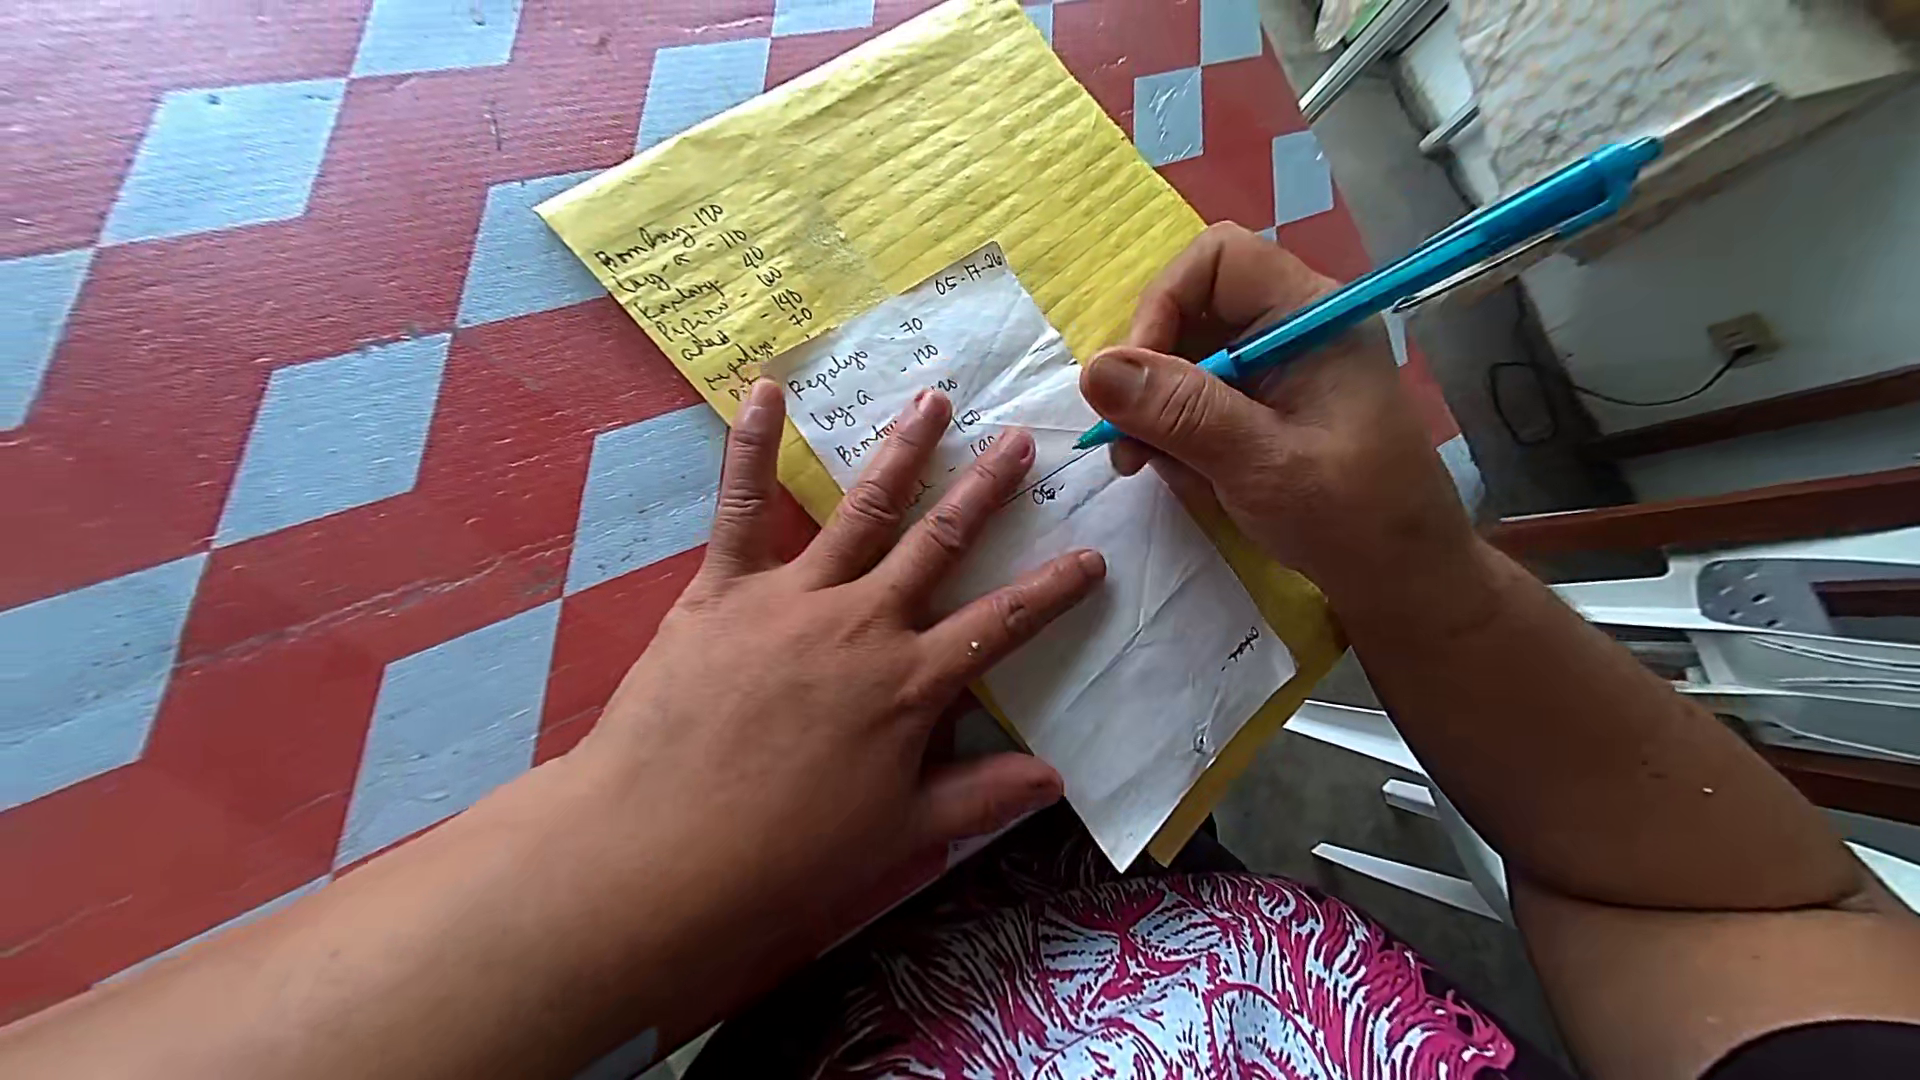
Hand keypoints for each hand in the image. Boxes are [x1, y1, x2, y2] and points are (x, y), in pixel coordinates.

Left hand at [570, 379, 1104, 977]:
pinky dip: (752, 446)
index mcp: (910, 682)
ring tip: (933, 401)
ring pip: (863, 509)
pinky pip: (742, 506)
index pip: (1003, 622)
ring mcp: (794, 596)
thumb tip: (1057, 779)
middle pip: (939, 541)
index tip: (1091, 555)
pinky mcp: (724, 588)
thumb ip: (981, 795)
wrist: (656, 854)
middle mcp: (863, 622)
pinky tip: (766, 391)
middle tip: (1018, 440)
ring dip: (903, 450)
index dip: (1053, 589)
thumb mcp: (900, 834)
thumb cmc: (786, 854)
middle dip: (985, 489)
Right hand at [1078, 223, 1475, 613]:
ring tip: (1142, 463)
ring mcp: (1269, 372)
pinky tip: (1174, 471)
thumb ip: (1180, 412)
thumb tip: (1093, 370)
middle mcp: (1284, 332)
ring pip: (1179, 362)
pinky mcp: (1255, 409)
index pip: (1215, 261)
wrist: (1396, 576)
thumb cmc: (1350, 518)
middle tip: (1127, 438)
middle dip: (1147, 375)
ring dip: (1150, 412)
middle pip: (1187, 313)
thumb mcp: (1259, 464)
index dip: (1162, 306)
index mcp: (1307, 318)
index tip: (1132, 380)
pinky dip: (1168, 434)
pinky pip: (1190, 402)